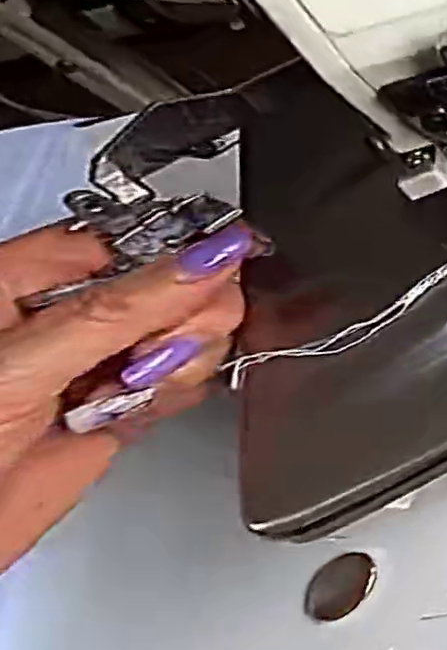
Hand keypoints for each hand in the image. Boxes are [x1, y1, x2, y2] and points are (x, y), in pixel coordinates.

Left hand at [0, 222, 251, 571]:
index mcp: (13, 285)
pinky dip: (179, 392)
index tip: (222, 271)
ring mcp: (98, 357)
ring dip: (183, 364)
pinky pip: (193, 374)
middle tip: (148, 355)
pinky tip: (131, 408)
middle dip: (189, 322)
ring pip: (198, 331)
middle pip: (184, 285)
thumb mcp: (23, 366)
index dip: (184, 254)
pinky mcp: (128, 395)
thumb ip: (127, 308)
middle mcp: (64, 316)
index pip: (133, 241)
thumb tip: (214, 255)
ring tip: (124, 391)